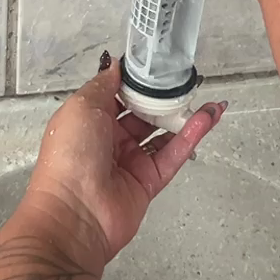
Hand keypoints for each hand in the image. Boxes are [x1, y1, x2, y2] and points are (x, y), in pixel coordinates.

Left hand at [21, 54, 225, 269]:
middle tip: (186, 80)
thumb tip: (117, 65)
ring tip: (208, 97)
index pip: (118, 95)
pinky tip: (209, 117)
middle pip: (142, 113)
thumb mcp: (82, 107)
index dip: (137, 82)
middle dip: (163, 98)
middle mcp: (110, 140)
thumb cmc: (71, 153)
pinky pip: (173, 153)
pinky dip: (192, 135)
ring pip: (162, 133)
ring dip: (184, 115)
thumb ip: (104, 85)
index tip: (158, 66)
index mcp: (90, 120)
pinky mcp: (150, 181)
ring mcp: (131, 161)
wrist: (74, 215)